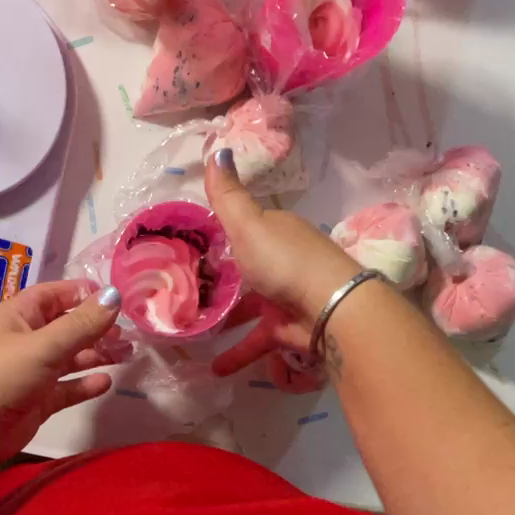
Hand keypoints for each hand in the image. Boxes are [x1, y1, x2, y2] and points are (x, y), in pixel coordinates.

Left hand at [0, 279, 129, 476]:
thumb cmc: (1, 376)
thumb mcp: (43, 346)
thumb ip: (82, 324)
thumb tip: (116, 296)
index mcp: (17, 315)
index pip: (55, 295)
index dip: (84, 294)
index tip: (117, 299)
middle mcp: (24, 340)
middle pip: (66, 327)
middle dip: (96, 328)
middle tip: (130, 333)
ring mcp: (30, 372)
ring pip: (69, 358)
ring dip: (96, 355)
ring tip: (127, 355)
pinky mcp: (36, 401)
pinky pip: (65, 388)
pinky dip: (84, 384)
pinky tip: (105, 382)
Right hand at [203, 149, 364, 382]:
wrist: (330, 308)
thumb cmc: (285, 261)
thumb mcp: (249, 224)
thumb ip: (227, 196)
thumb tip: (216, 147)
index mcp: (275, 231)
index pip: (245, 226)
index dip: (220, 232)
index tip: (191, 243)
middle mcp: (281, 261)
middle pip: (246, 268)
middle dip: (221, 277)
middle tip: (184, 289)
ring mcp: (284, 296)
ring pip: (249, 306)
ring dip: (225, 318)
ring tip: (193, 329)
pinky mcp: (286, 329)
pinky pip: (256, 340)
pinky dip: (237, 353)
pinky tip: (215, 367)